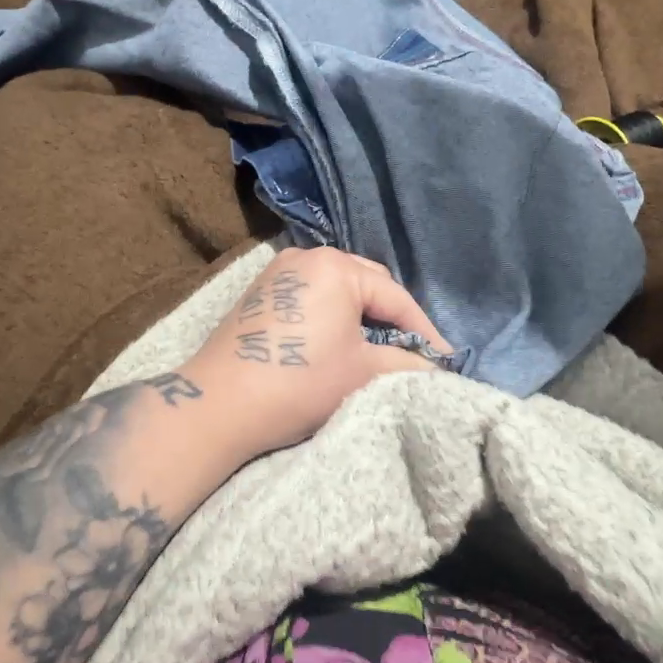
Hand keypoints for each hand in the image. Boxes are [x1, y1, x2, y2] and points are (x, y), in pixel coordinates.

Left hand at [178, 247, 450, 457]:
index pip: (396, 297)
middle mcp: (308, 257)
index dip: (424, 331)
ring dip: (360, 314)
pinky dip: (330, 313)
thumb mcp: (364, 374)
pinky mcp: (259, 291)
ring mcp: (278, 271)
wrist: (218, 405)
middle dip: (391, 317)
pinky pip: (310, 294)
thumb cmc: (299, 384)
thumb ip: (409, 364)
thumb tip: (437, 368)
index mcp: (338, 267)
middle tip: (411, 350)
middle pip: (367, 284)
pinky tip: (336, 341)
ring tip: (376, 346)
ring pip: (337, 288)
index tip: (444, 359)